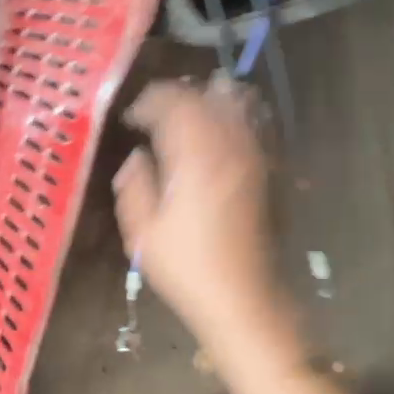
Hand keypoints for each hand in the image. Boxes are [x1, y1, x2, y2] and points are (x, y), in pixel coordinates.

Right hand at [112, 79, 284, 333]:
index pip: (173, 105)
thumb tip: (137, 158)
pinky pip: (251, 127)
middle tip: (151, 110)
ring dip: (206, 100)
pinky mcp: (263, 172)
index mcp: (193, 159)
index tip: (130, 118)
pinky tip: (218, 123)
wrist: (241, 298)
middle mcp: (227, 149)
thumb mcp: (142, 231)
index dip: (149, 102)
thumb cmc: (185, 267)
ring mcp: (251, 158)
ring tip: (183, 110)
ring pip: (233, 107)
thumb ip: (135, 186)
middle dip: (176, 96)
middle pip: (205, 99)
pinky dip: (232, 115)